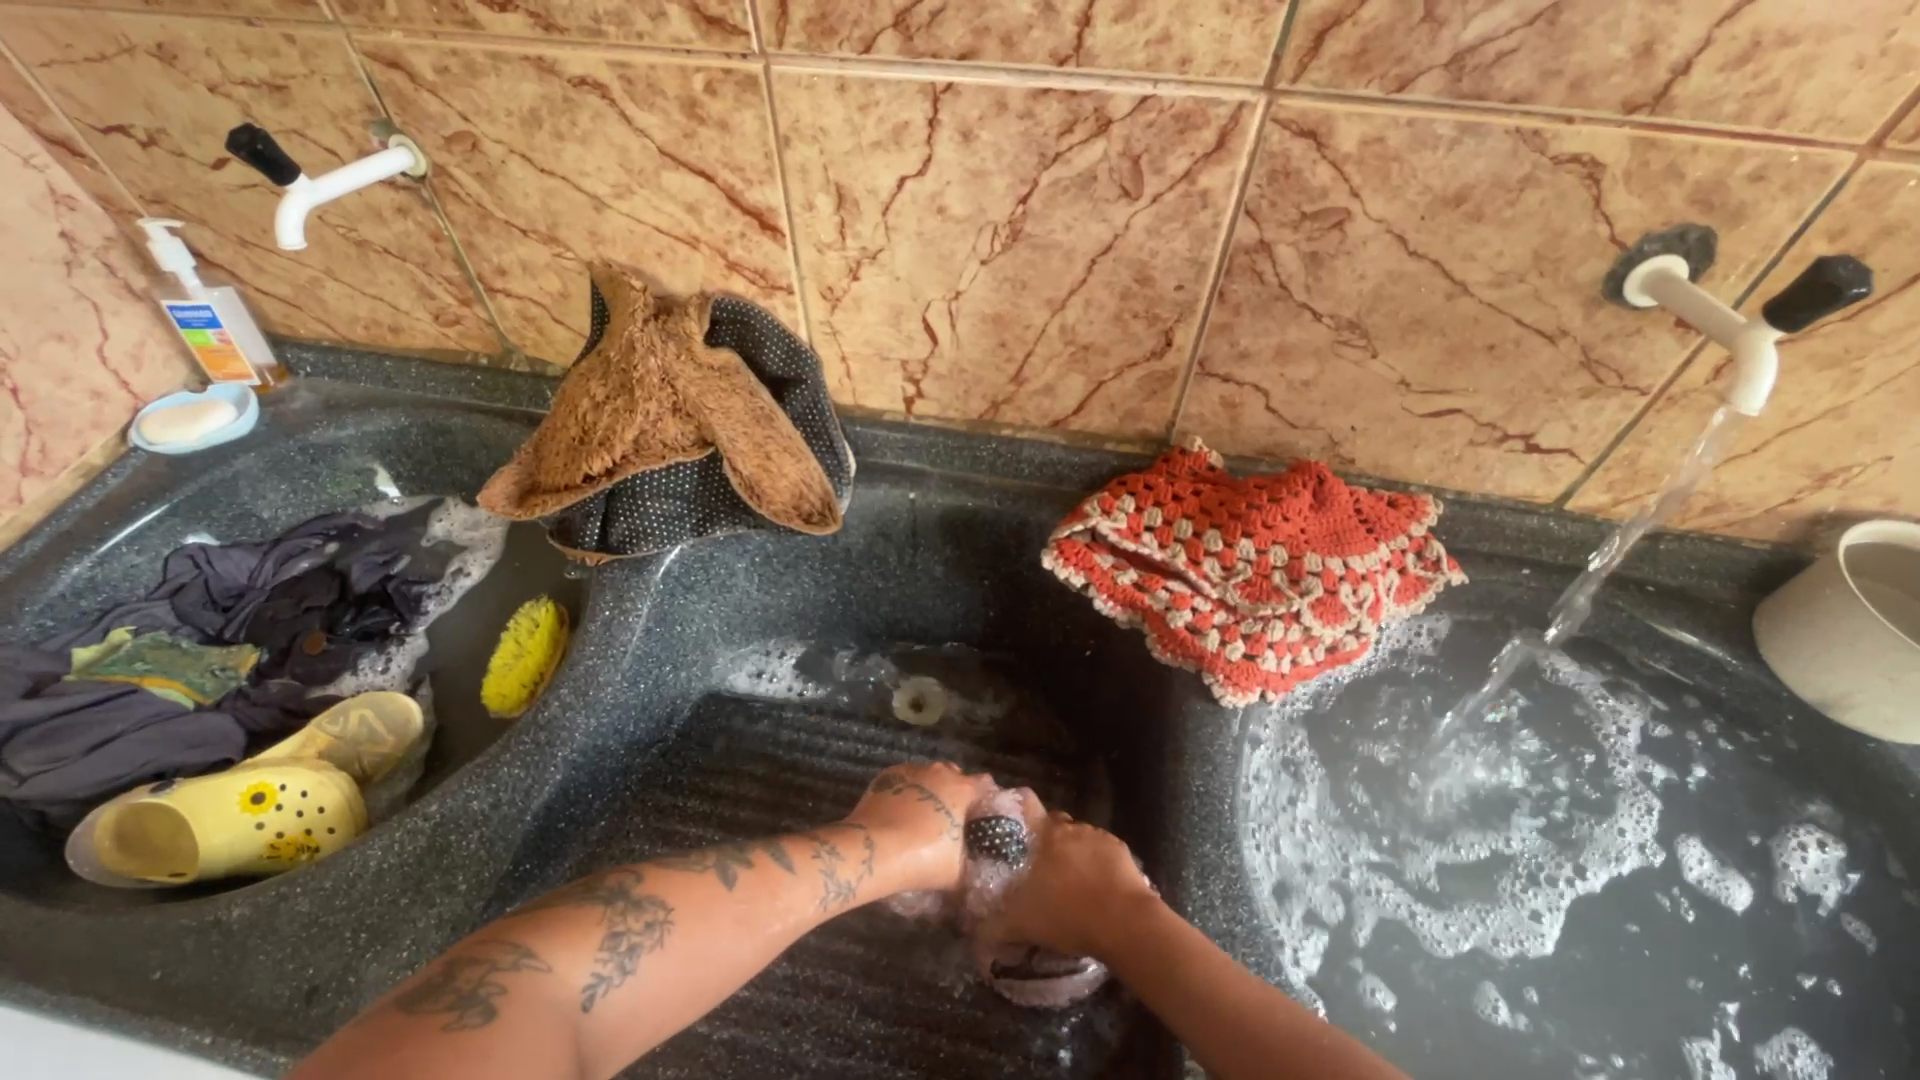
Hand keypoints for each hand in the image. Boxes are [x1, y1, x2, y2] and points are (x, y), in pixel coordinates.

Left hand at [844, 762, 991, 894]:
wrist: (874, 851)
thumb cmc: (923, 859)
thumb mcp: (957, 871)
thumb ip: (970, 863)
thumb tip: (974, 865)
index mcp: (961, 789)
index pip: (984, 784)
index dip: (984, 797)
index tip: (980, 813)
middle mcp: (938, 773)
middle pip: (954, 774)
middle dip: (955, 791)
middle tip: (950, 817)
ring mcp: (910, 771)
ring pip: (927, 775)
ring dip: (929, 790)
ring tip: (921, 816)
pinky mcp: (886, 777)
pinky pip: (904, 780)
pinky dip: (905, 792)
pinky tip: (899, 813)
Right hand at [981, 797, 1156, 959]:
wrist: (1123, 923)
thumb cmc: (1068, 915)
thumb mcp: (1024, 924)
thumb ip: (999, 923)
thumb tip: (981, 930)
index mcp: (1047, 836)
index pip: (1032, 812)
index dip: (1027, 824)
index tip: (1024, 843)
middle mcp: (1074, 829)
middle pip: (1059, 827)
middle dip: (1054, 843)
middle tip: (1048, 869)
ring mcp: (1101, 838)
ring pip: (1083, 839)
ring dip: (1079, 853)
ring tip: (1076, 882)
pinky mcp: (1124, 852)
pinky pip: (1106, 853)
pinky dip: (1101, 864)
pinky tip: (1100, 887)